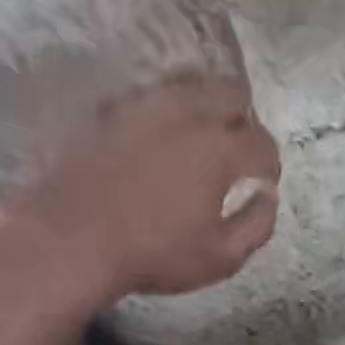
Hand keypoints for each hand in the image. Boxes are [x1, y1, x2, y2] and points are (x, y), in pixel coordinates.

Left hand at [11, 76, 280, 298]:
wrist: (74, 240)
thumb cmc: (155, 255)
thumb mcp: (221, 258)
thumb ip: (256, 226)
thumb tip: (268, 198)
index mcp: (219, 149)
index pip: (262, 143)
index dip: (270, 165)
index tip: (265, 183)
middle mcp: (185, 112)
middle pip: (231, 94)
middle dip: (244, 122)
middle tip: (239, 154)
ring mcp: (144, 105)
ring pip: (190, 86)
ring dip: (206, 110)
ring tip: (201, 143)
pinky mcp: (111, 111)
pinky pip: (151, 99)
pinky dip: (167, 116)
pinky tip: (160, 144)